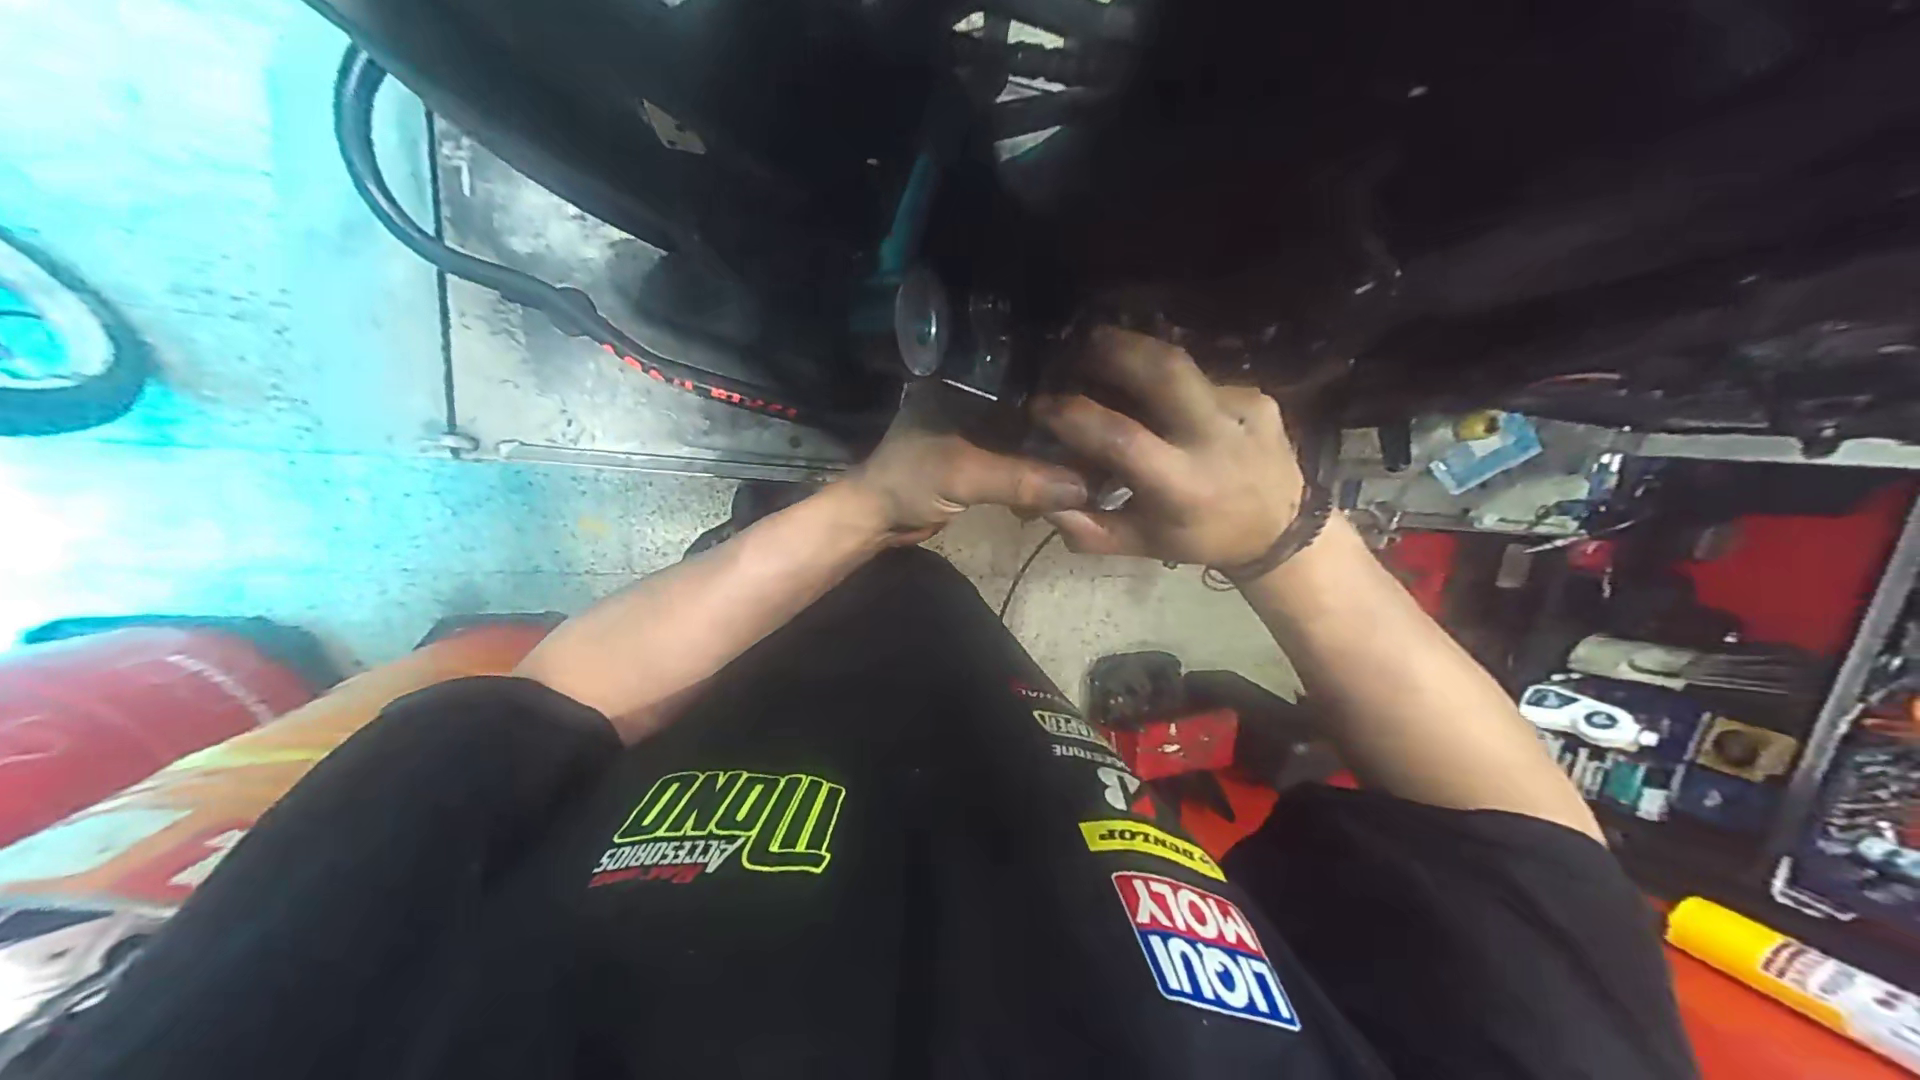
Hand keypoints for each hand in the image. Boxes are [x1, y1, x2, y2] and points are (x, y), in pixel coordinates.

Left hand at [838, 389, 1089, 544]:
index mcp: (967, 381)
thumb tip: (1085, 487)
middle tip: (1105, 445)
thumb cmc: (909, 482)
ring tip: (1093, 468)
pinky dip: (1039, 475)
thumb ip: (1021, 479)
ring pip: (1030, 438)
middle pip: (1035, 409)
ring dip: (1054, 457)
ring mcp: (981, 429)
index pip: (1027, 377)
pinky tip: (1064, 485)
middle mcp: (977, 397)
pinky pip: (1022, 462)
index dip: (1064, 393)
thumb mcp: (964, 476)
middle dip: (1064, 431)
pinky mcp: (983, 459)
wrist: (877, 520)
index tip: (1103, 409)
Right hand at [1034, 326, 1304, 565]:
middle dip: (1115, 348)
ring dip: (1138, 350)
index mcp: (1181, 485)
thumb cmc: (1201, 537)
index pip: (1122, 439)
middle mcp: (1214, 439)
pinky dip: (1168, 376)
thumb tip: (1041, 500)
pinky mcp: (1258, 395)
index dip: (1075, 416)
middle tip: (1079, 344)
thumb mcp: (1142, 544)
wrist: (1283, 528)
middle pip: (1165, 372)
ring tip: (1106, 348)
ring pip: (1181, 364)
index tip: (1042, 405)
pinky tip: (1153, 385)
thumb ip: (1088, 529)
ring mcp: (1243, 409)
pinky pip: (1200, 375)